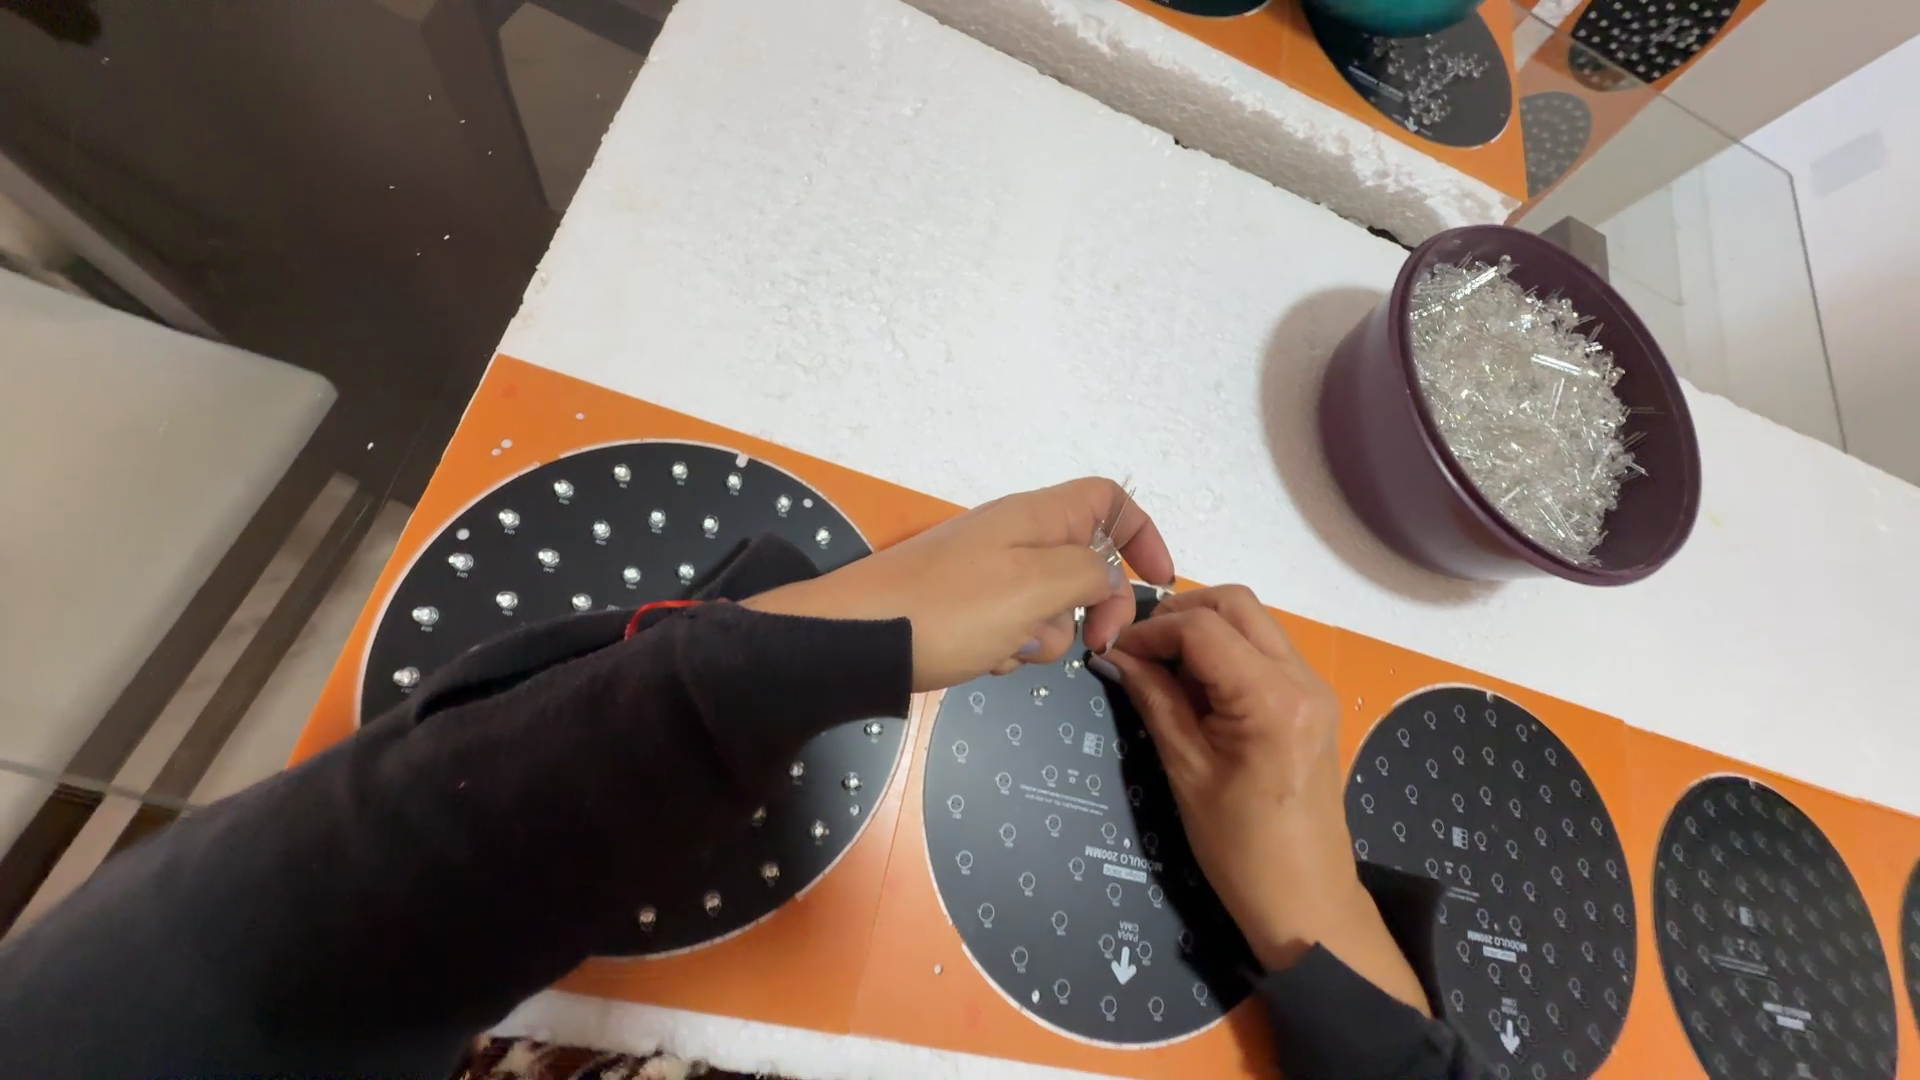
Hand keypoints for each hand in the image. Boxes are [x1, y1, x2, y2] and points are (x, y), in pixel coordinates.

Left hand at [744, 477, 1172, 690]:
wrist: (854, 639)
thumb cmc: (947, 609)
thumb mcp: (1033, 587)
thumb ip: (1088, 571)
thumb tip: (1109, 573)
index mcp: (1035, 516)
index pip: (1108, 498)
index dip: (1143, 533)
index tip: (1159, 584)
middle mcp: (1014, 537)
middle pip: (1085, 561)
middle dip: (1093, 605)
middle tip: (1092, 646)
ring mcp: (987, 573)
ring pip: (1050, 603)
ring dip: (1042, 634)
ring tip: (1006, 648)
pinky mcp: (964, 607)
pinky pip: (1011, 625)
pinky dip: (1006, 646)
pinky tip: (979, 659)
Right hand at [1100, 586, 1429, 1013]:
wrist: (1307, 901)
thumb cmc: (1238, 846)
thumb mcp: (1183, 767)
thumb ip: (1152, 697)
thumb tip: (1115, 653)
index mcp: (1272, 699)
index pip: (1202, 627)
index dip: (1152, 630)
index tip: (1117, 650)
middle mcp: (1303, 678)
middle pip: (1236, 603)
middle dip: (1181, 612)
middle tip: (1142, 647)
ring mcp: (1314, 686)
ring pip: (1253, 619)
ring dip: (1204, 627)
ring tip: (1165, 665)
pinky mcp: (1313, 698)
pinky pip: (1264, 647)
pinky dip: (1225, 648)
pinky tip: (1196, 683)